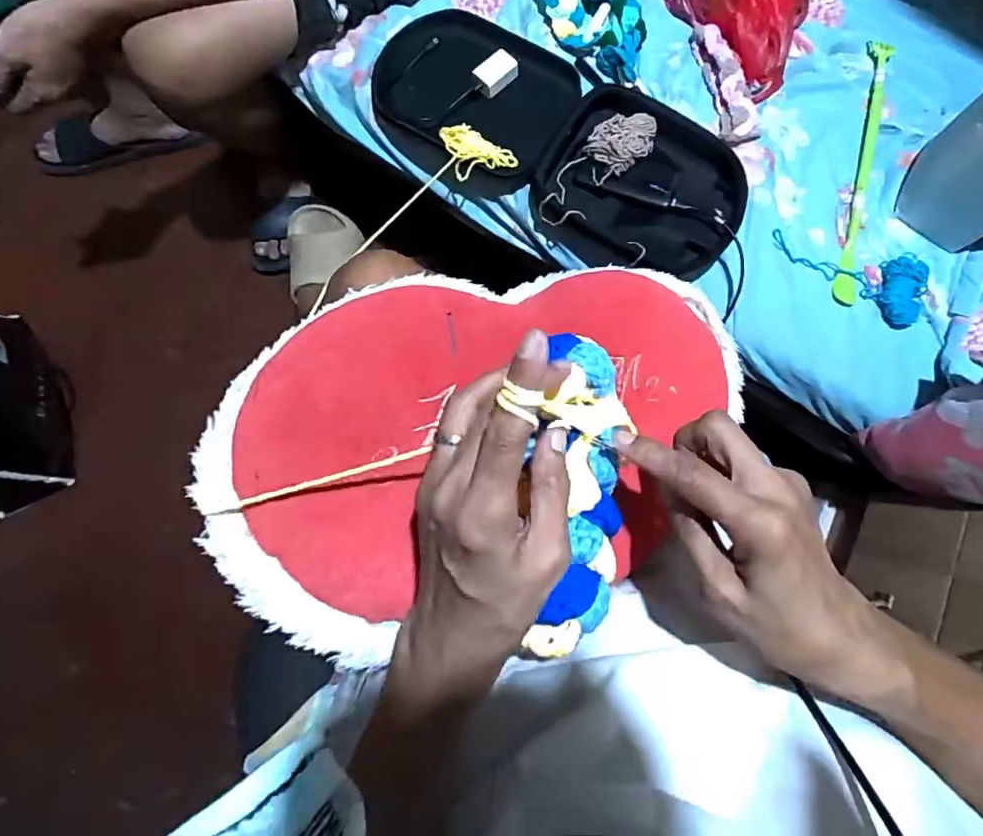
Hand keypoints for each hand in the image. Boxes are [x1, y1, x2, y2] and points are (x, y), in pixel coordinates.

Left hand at [0, 0, 91, 112]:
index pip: (15, 108)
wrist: (88, 14)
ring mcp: (84, 85)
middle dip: (18, 87)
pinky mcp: (94, 70)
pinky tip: (48, 55)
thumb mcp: (4, 53)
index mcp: (43, 96)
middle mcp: (67, 98)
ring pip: (53, 88)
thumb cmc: (40, 32)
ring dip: (37, 79)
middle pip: (37, 100)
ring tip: (24, 59)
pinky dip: (53, 70)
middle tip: (0, 64)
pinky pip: (67, 77)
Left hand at [393, 330, 572, 698]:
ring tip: (530, 374)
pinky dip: (481, 406)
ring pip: (460, 413)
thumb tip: (556, 431)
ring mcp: (431, 483)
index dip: (523, 380)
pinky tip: (505, 404)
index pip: (504, 428)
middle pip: (480, 410)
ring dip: (494, 384)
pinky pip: (453, 430)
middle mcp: (449, 486)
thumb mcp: (550, 557)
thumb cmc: (508, 605)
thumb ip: (553, 489)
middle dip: (519, 377)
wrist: (447, 638)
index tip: (540, 343)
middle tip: (556, 366)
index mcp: (483, 508)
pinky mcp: (426, 484)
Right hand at [615, 412, 895, 697]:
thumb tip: (668, 490)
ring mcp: (787, 478)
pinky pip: (742, 458)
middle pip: (720, 426)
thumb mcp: (720, 595)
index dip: (652, 454)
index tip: (619, 437)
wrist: (841, 631)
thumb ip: (690, 535)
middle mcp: (776, 485)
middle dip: (685, 439)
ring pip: (730, 438)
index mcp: (759, 521)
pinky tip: (722, 510)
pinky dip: (720, 470)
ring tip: (695, 503)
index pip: (694, 473)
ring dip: (702, 455)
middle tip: (672, 479)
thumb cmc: (778, 627)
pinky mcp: (790, 481)